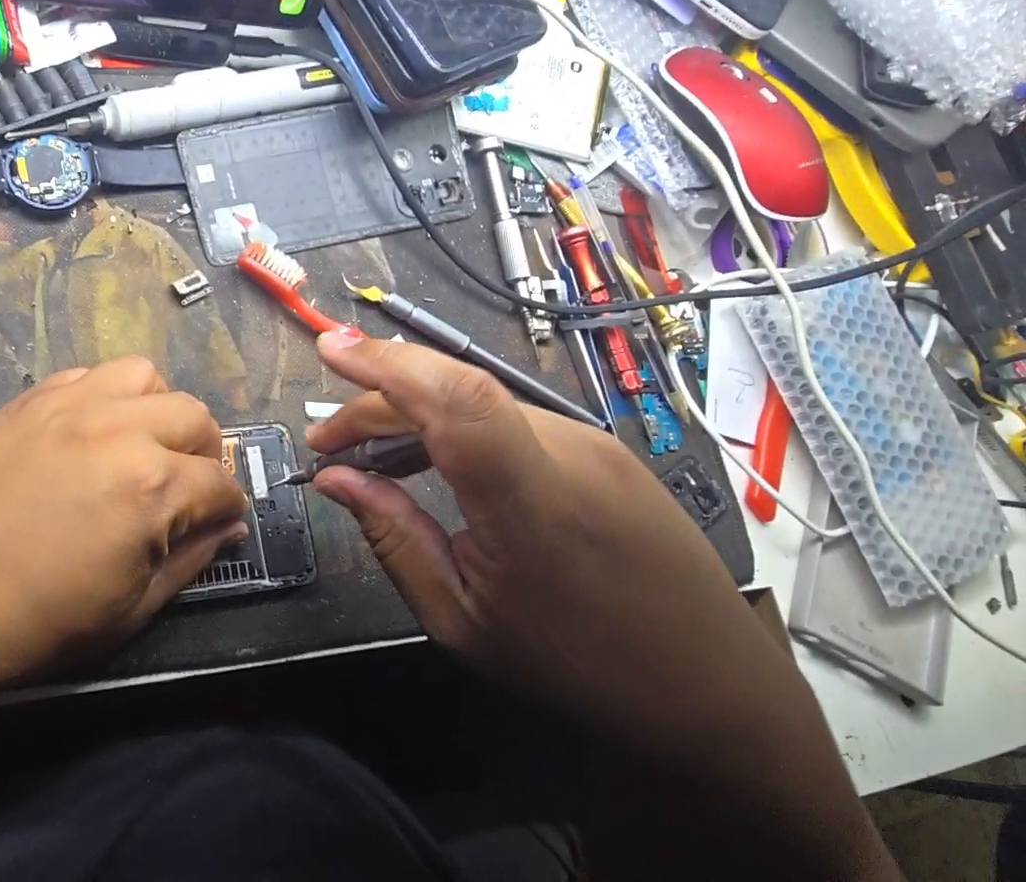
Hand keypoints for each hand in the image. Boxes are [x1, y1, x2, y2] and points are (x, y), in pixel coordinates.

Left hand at [0, 356, 246, 698]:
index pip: (219, 484)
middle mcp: (117, 430)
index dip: (227, 509)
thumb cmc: (43, 620)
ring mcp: (69, 406)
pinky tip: (93, 431)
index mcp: (151, 487)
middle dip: (204, 455)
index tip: (217, 522)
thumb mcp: (134, 606)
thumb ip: (192, 557)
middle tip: (185, 486)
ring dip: (157, 409)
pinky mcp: (29, 402)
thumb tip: (227, 526)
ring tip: (141, 444)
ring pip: (143, 376)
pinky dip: (105, 396)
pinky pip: (87, 375)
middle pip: (194, 416)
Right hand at [306, 331, 793, 748]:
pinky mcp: (607, 452)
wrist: (714, 692)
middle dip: (377, 403)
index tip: (330, 349)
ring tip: (370, 459)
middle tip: (327, 445)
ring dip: (414, 417)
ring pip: (481, 404)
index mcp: (532, 501)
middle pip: (454, 392)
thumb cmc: (577, 666)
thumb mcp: (460, 618)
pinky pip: (513, 422)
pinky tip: (431, 464)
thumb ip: (393, 538)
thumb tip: (335, 481)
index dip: (389, 364)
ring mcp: (596, 446)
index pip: (458, 399)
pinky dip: (456, 430)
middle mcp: (570, 453)